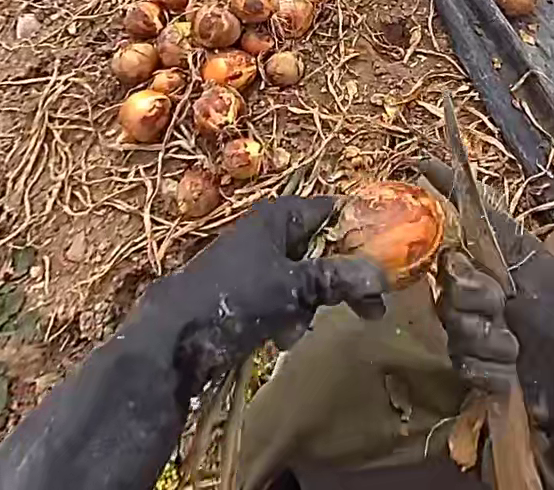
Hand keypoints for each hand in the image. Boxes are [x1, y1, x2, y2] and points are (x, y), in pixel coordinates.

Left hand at [0, 197, 389, 489]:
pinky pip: (287, 293)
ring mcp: (259, 257)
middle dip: (335, 277)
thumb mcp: (296, 287)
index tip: (380, 262)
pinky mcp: (249, 286)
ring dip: (312, 300)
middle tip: (353, 304)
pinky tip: (281, 334)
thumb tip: (384, 280)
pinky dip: (291, 311)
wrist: (169, 342)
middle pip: (325, 245)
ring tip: (298, 324)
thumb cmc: (235, 298)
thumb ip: (342, 279)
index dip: (360, 234)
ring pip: (307, 273)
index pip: (337, 211)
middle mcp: (272, 228)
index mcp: (283, 212)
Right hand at [415, 161, 553, 424]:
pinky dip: (481, 363)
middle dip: (472, 298)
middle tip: (501, 311)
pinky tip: (503, 369)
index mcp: (511, 250)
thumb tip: (451, 255)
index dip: (450, 189)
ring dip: (482, 337)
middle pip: (451, 270)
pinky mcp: (473, 349)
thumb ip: (491, 267)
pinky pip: (457, 351)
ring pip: (450, 314)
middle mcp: (491, 276)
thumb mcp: (535, 285)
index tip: (424, 165)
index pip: (475, 212)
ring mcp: (480, 313)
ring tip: (511, 348)